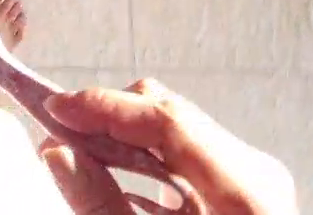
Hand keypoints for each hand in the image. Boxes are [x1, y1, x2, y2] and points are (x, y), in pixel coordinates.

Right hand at [39, 79, 296, 214]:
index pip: (168, 121)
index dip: (106, 106)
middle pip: (167, 112)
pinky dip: (144, 153)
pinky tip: (118, 174)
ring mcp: (254, 177)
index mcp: (251, 195)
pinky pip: (182, 146)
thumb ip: (101, 207)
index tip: (54, 108)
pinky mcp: (243, 186)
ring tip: (83, 156)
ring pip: (170, 122)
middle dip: (107, 119)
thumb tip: (54, 150)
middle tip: (59, 137)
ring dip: (121, 134)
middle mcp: (258, 174)